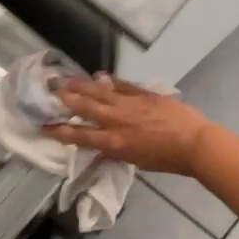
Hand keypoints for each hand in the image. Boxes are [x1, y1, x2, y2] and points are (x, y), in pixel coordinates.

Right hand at [45, 76, 217, 176]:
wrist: (195, 144)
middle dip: (64, 98)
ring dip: (81, 85)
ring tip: (66, 78)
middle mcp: (116, 120)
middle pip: (85, 107)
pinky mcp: (144, 94)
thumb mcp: (136, 162)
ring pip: (99, 91)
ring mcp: (130, 104)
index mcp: (114, 142)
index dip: (59, 131)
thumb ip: (116, 153)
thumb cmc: (167, 160)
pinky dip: (109, 80)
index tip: (43, 126)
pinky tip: (100, 76)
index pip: (79, 136)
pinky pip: (122, 85)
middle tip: (49, 89)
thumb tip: (101, 150)